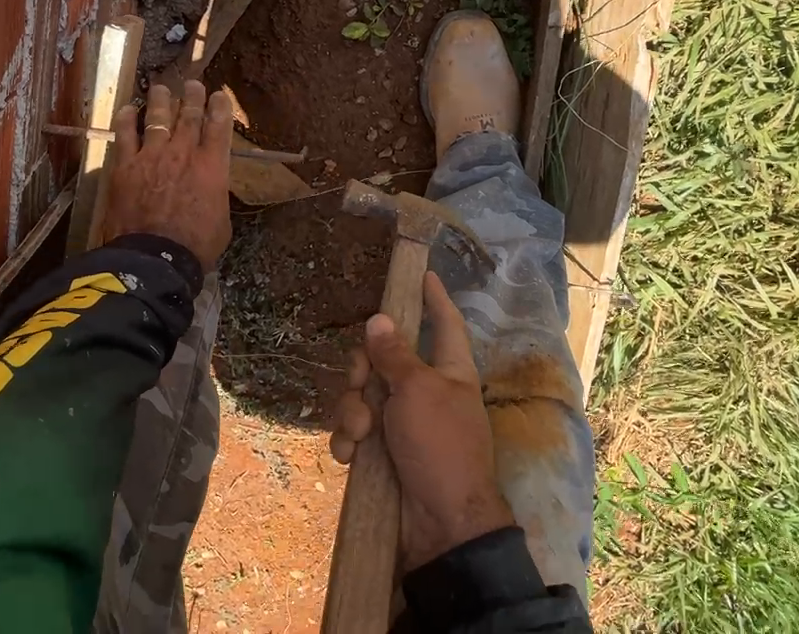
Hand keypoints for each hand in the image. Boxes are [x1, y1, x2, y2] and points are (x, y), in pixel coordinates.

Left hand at [101, 80, 233, 271]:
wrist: (154, 257)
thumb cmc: (195, 246)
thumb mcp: (221, 220)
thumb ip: (215, 195)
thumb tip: (210, 188)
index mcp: (213, 165)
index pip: (219, 125)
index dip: (219, 106)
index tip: (218, 95)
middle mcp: (184, 152)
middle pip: (189, 114)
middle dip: (192, 95)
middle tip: (192, 84)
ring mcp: (152, 155)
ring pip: (158, 117)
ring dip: (161, 99)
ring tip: (160, 87)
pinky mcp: (126, 165)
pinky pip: (125, 134)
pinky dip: (127, 119)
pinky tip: (128, 109)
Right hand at [331, 272, 514, 568]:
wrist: (439, 526)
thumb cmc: (441, 446)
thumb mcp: (418, 391)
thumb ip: (394, 354)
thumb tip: (379, 319)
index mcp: (449, 371)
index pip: (445, 323)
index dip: (435, 298)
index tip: (425, 273)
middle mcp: (425, 391)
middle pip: (384, 357)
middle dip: (363, 370)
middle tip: (362, 383)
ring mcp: (403, 423)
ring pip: (362, 395)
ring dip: (353, 411)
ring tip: (361, 434)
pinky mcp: (383, 452)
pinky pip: (355, 430)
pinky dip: (349, 440)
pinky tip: (350, 455)